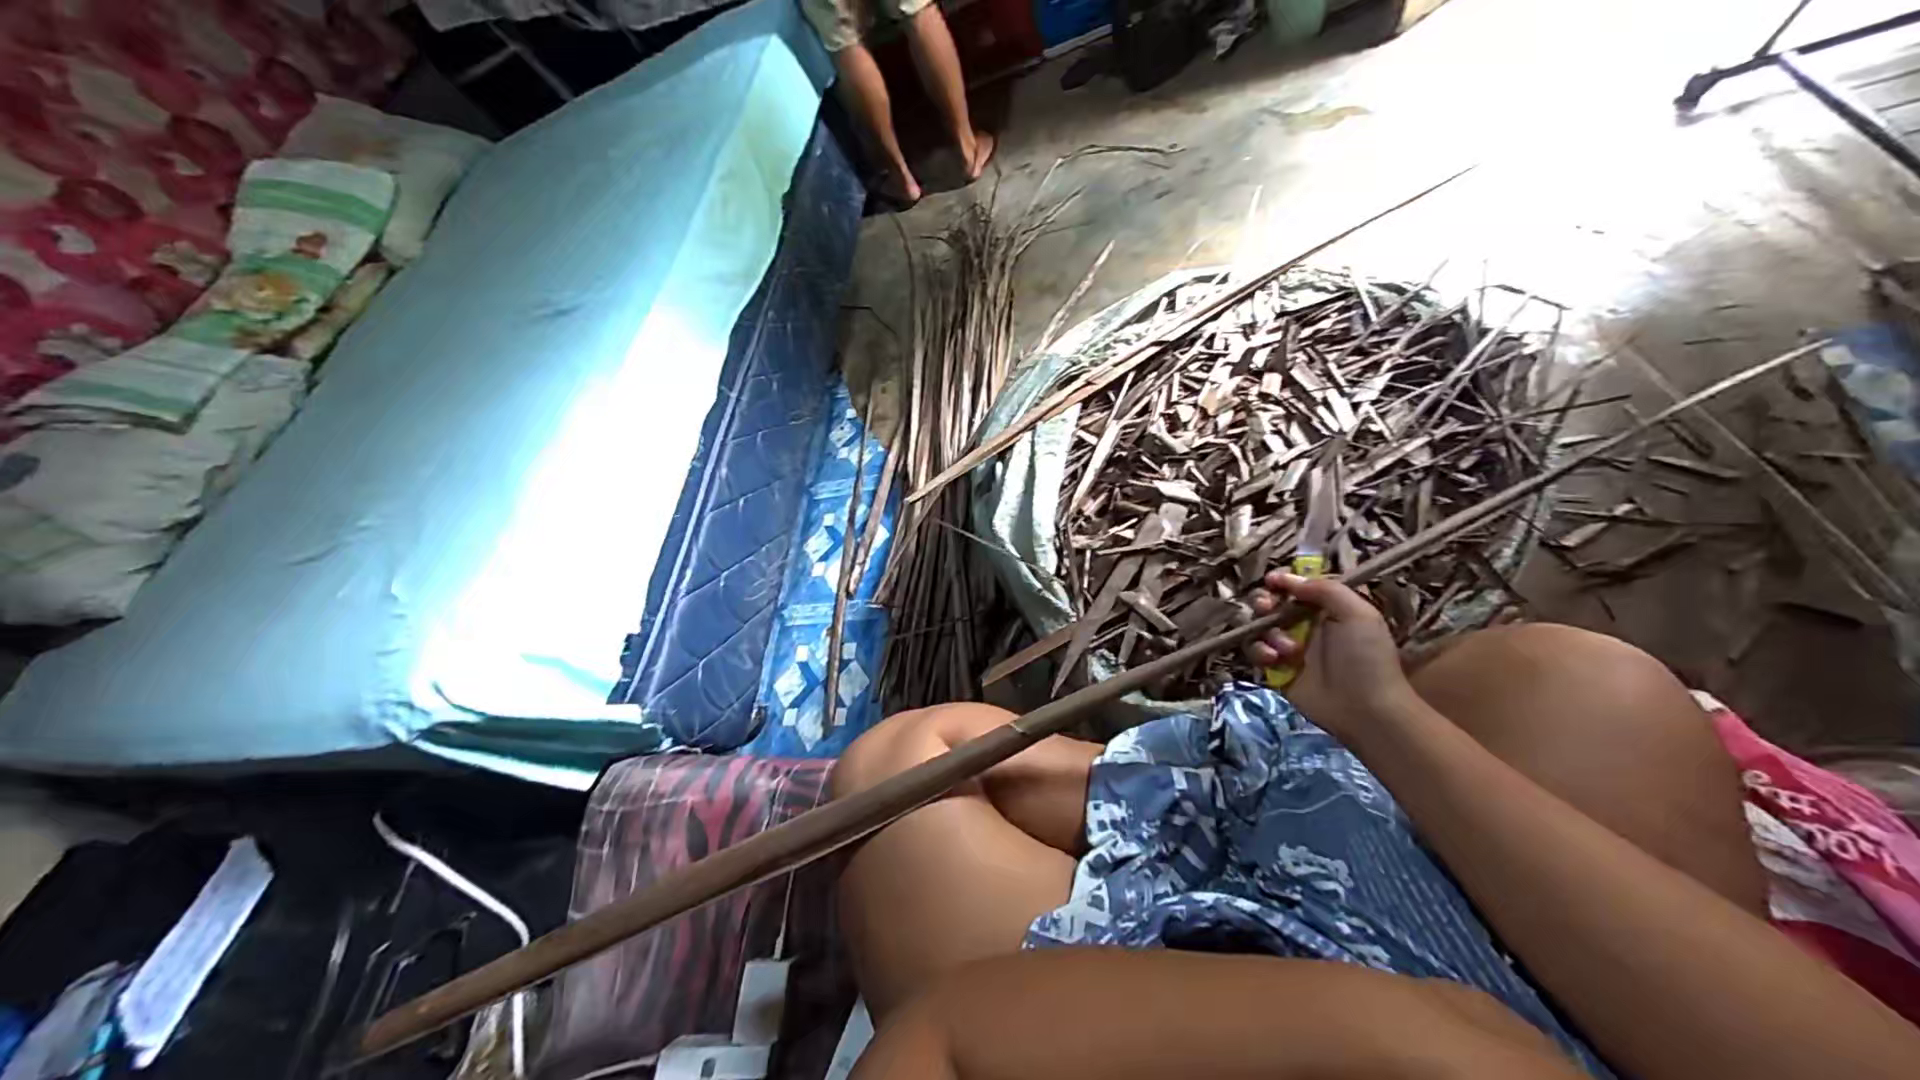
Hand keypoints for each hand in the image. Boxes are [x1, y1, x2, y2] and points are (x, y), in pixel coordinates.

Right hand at [1249, 571, 1418, 738]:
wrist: (1364, 708)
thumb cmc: (1365, 657)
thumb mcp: (1358, 613)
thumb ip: (1325, 589)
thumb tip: (1289, 579)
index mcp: (1328, 608)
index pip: (1299, 586)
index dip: (1283, 580)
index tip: (1272, 580)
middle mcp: (1306, 624)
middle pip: (1273, 603)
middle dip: (1265, 602)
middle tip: (1267, 608)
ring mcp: (1288, 647)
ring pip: (1260, 626)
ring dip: (1267, 632)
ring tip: (1285, 649)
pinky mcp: (1275, 669)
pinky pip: (1255, 651)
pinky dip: (1259, 651)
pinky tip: (1274, 660)